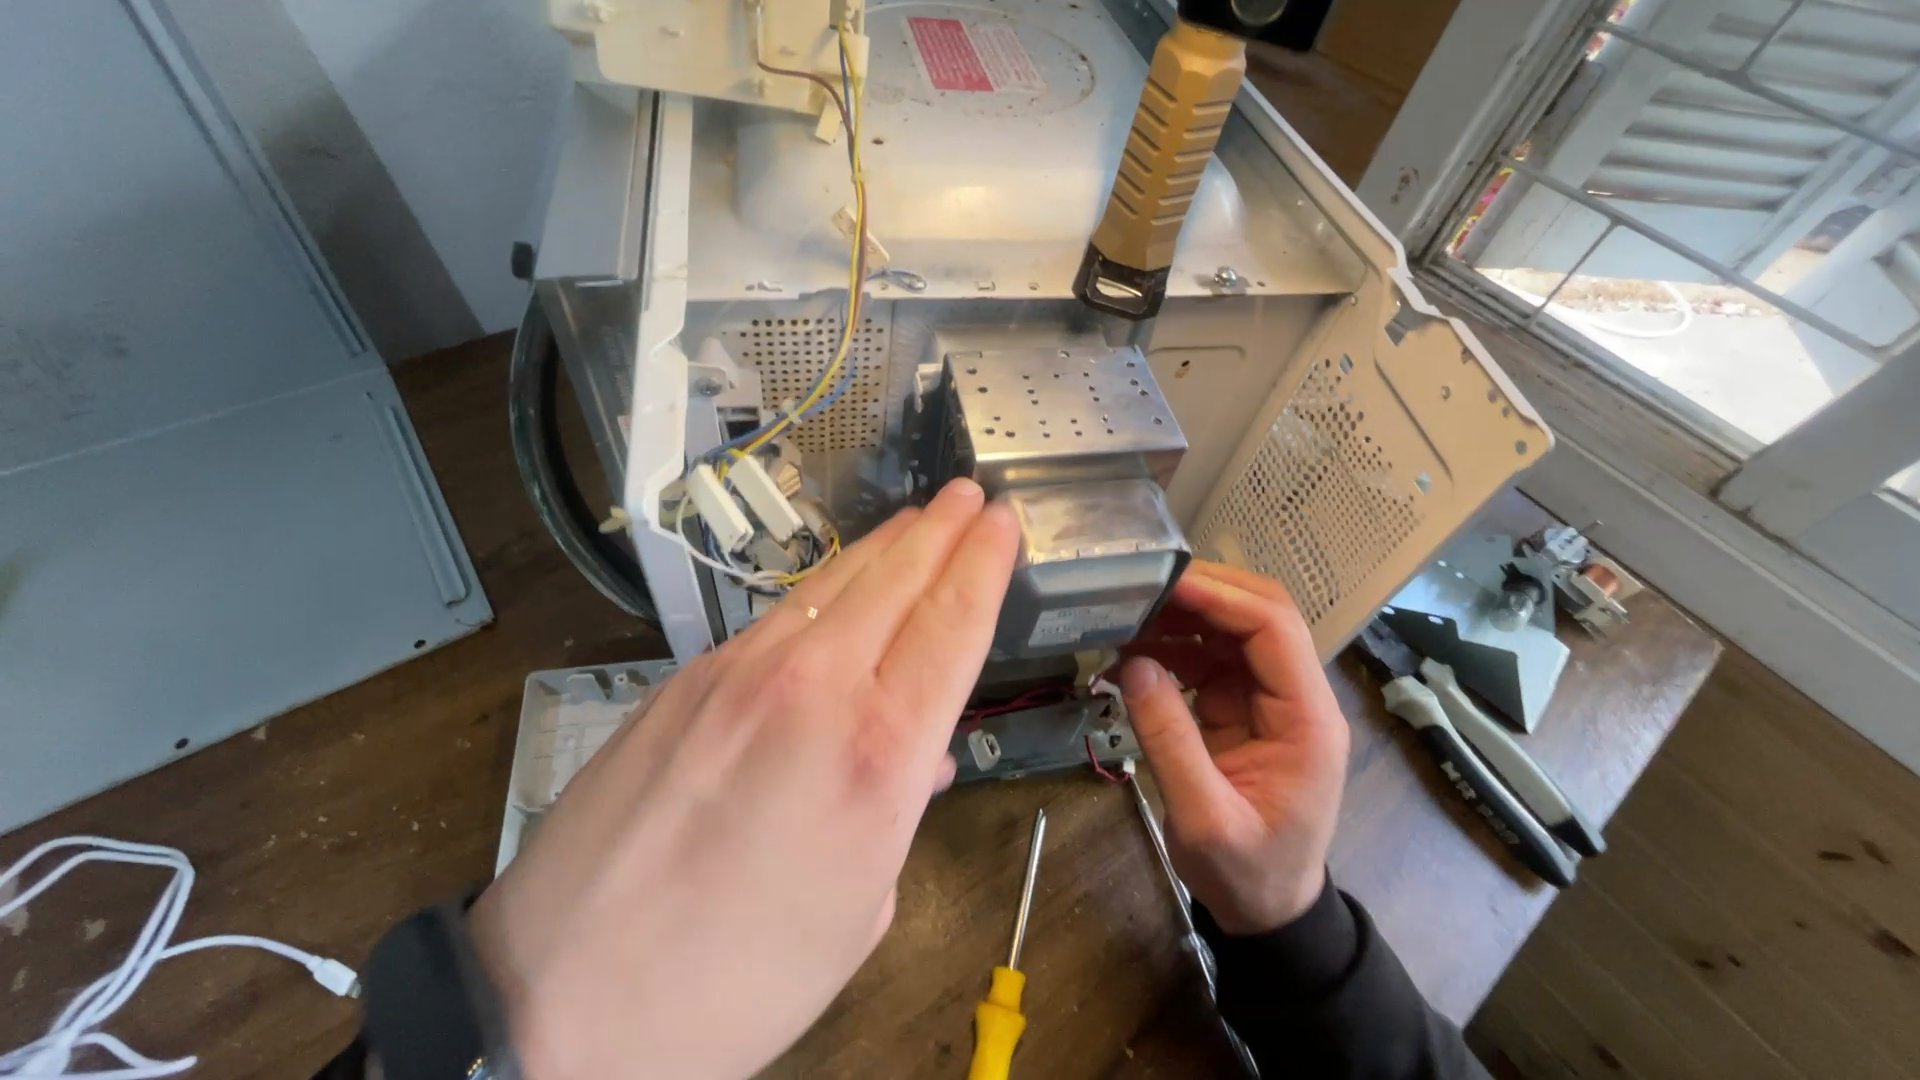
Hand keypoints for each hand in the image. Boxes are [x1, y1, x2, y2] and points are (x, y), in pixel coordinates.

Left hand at [467, 479, 1019, 1079]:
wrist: (565, 996)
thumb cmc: (739, 981)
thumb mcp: (860, 908)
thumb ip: (896, 810)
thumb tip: (915, 757)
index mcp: (876, 755)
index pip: (951, 626)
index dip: (984, 563)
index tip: (1002, 521)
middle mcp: (812, 691)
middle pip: (894, 582)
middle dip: (940, 530)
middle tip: (968, 493)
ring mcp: (738, 675)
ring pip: (831, 586)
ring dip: (882, 548)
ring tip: (913, 521)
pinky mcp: (685, 681)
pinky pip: (775, 619)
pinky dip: (822, 593)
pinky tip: (834, 593)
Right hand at [1119, 562, 1350, 935]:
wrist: (1268, 911)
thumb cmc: (1247, 873)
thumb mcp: (1204, 817)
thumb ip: (1169, 740)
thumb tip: (1134, 664)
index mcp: (1307, 719)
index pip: (1273, 628)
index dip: (1220, 597)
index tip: (1163, 583)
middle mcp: (1296, 697)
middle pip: (1257, 616)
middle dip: (1200, 595)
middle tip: (1137, 589)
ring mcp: (1269, 701)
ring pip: (1230, 632)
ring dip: (1180, 620)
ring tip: (1124, 619)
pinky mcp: (1242, 710)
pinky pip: (1209, 661)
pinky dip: (1171, 650)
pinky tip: (1131, 655)